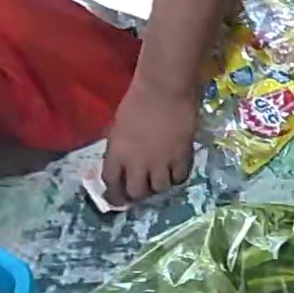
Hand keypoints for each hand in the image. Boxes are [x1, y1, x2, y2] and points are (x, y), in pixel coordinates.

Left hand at [102, 81, 198, 202]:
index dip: (114, 194)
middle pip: (137, 192)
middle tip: (140, 192)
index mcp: (117, 153)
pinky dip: (176, 178)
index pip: (112, 182)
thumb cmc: (137, 103)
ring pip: (160, 189)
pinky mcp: (182, 159)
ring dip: (158, 187)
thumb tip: (125, 165)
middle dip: (137, 195)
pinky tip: (175, 173)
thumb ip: (120, 149)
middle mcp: (138, 163)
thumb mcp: (118, 128)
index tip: (116, 198)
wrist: (165, 93)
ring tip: (159, 180)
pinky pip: (180, 178)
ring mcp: (162, 162)